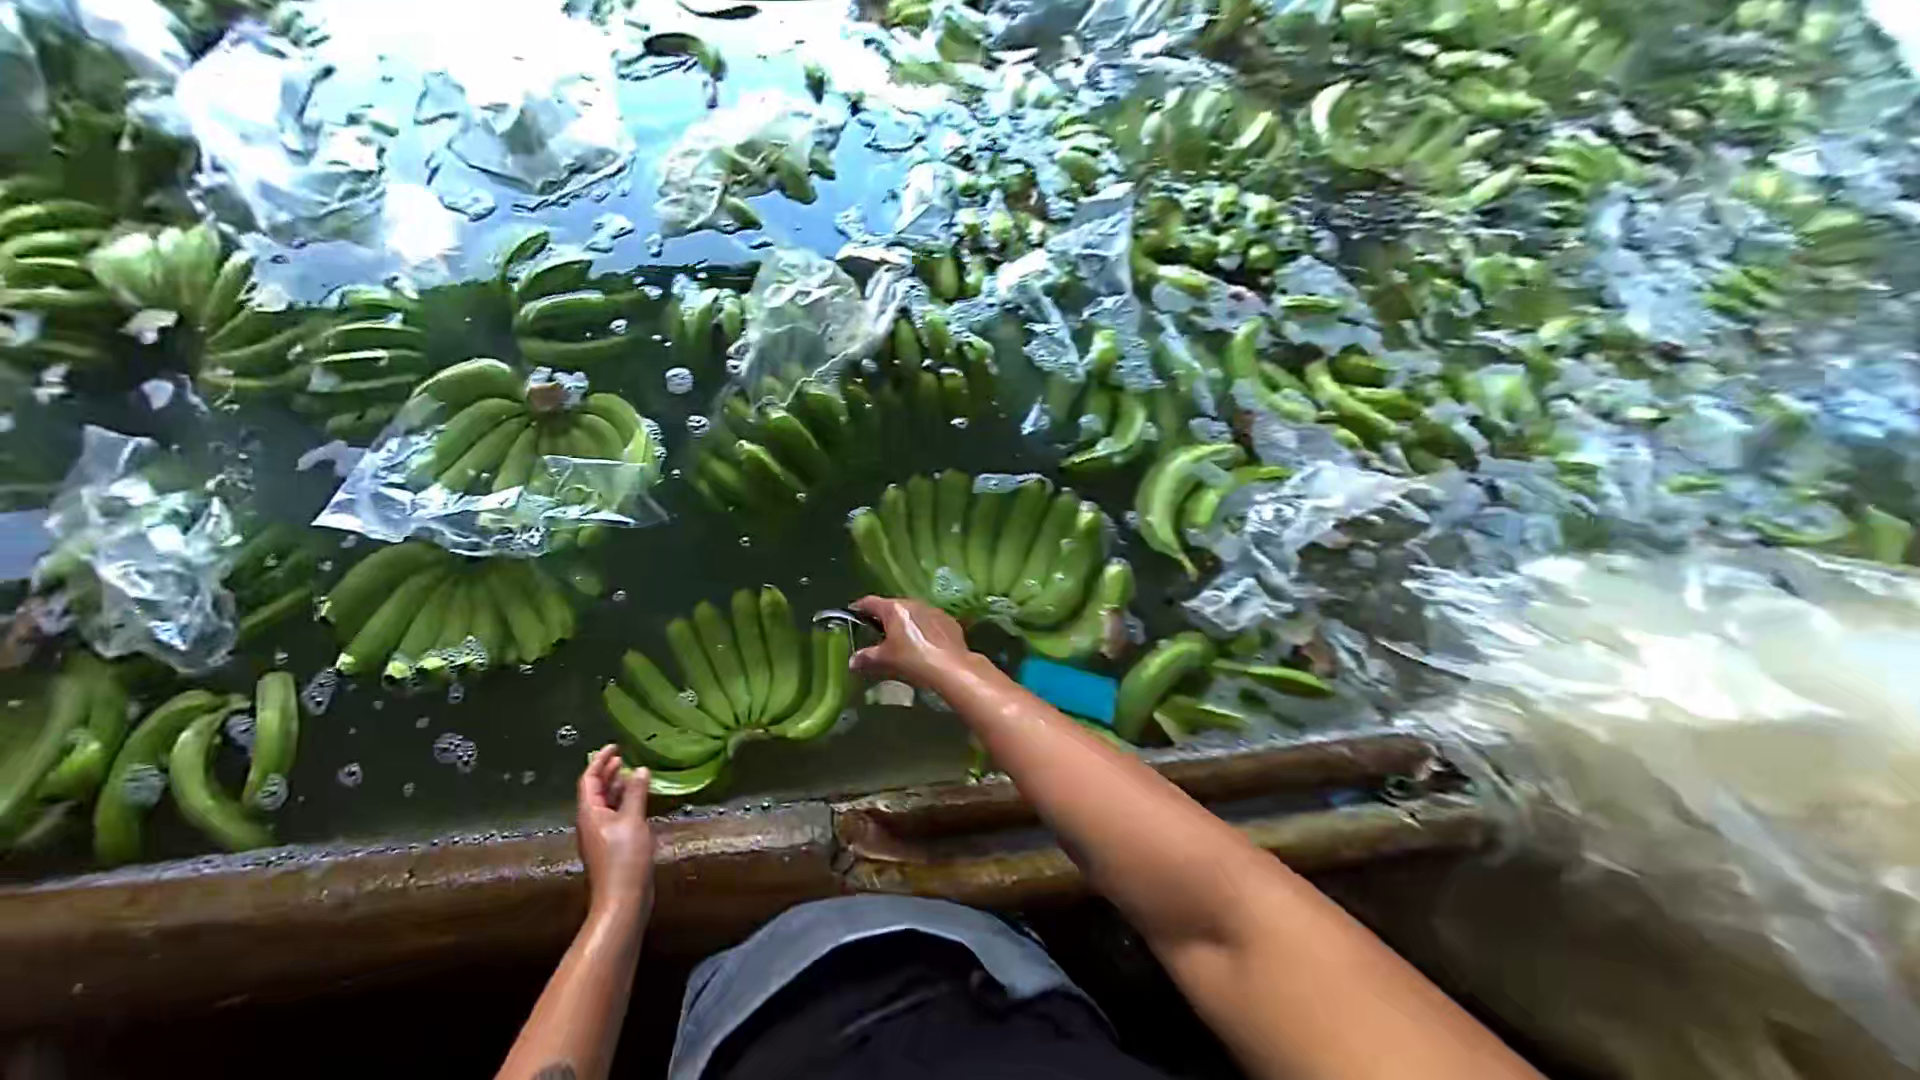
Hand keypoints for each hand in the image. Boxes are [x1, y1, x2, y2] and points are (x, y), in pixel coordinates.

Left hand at [576, 745, 653, 922]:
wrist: (622, 898)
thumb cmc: (624, 857)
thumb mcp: (632, 820)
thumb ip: (636, 793)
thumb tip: (640, 769)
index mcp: (589, 813)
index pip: (589, 780)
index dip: (600, 761)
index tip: (615, 746)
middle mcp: (591, 821)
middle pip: (595, 790)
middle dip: (607, 772)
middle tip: (623, 756)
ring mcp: (601, 834)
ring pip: (606, 802)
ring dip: (617, 786)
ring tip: (633, 773)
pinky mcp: (612, 844)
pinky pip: (615, 814)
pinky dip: (625, 801)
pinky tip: (639, 799)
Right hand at [849, 595, 978, 689]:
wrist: (952, 669)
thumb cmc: (913, 660)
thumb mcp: (885, 660)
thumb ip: (866, 657)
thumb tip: (853, 661)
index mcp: (894, 608)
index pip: (870, 602)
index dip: (859, 607)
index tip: (853, 613)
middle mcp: (914, 603)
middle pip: (893, 606)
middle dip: (883, 617)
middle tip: (875, 631)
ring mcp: (934, 611)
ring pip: (913, 613)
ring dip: (905, 623)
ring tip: (900, 639)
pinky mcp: (949, 622)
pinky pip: (930, 622)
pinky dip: (923, 630)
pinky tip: (923, 645)